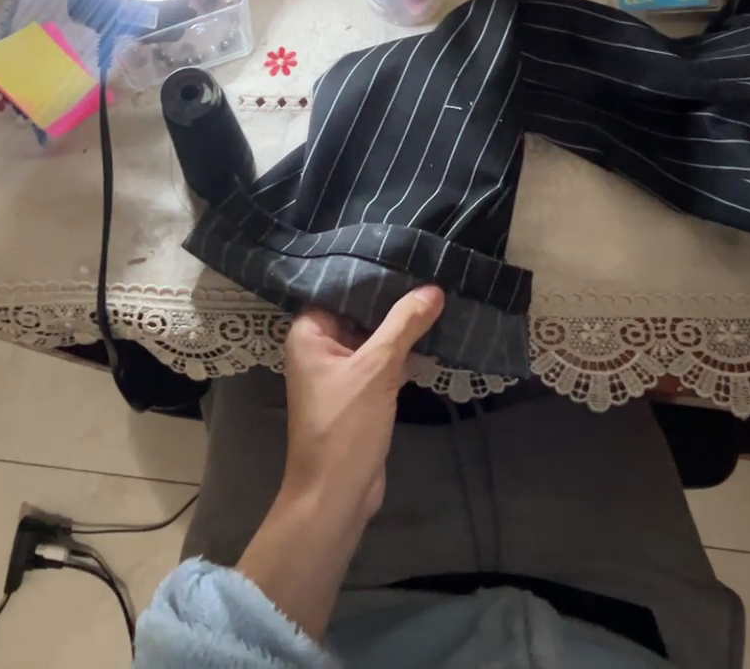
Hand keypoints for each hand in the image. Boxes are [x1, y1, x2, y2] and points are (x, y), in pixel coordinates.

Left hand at [279, 286, 444, 516]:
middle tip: (432, 274)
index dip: (373, 275)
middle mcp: (318, 348)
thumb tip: (433, 289)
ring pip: (373, 340)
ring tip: (441, 301)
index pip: (341, 290)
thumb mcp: (377, 369)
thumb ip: (403, 325)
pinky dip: (403, 356)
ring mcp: (338, 373)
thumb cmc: (345, 426)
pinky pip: (381, 365)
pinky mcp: (358, 395)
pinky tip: (435, 342)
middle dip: (394, 302)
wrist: (336, 495)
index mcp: (308, 333)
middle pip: (359, 313)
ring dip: (402, 330)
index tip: (407, 255)